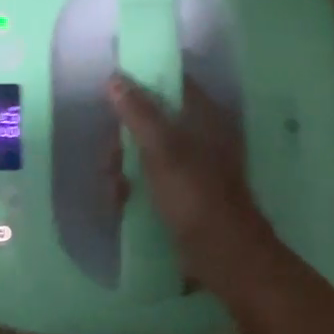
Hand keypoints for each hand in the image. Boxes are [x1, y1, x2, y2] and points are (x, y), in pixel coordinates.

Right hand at [107, 75, 281, 292]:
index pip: (172, 82)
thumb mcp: (162, 149)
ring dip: (125, 166)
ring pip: (148, 150)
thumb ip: (138, 113)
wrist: (223, 255)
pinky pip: (152, 178)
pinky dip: (135, 186)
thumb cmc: (194, 196)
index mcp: (205, 116)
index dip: (142, 82)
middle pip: (153, 119)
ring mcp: (194, 165)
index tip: (111, 93)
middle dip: (125, 137)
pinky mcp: (186, 193)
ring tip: (114, 187)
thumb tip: (115, 78)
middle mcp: (202, 135)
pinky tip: (122, 201)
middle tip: (110, 157)